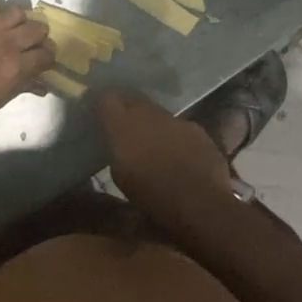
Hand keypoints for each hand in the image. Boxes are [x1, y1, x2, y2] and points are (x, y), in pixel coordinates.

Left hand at [0, 0, 54, 121]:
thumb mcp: (2, 98)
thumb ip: (25, 87)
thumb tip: (42, 85)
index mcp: (18, 65)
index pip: (47, 53)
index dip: (48, 56)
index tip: (43, 59)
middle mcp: (8, 42)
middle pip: (38, 27)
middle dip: (38, 36)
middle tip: (29, 42)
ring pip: (17, 9)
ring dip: (18, 18)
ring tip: (11, 26)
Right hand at [93, 88, 233, 205]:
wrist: (199, 203)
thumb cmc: (151, 194)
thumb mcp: (120, 175)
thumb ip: (116, 149)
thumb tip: (118, 143)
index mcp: (123, 125)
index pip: (107, 98)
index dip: (104, 104)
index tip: (102, 115)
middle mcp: (148, 114)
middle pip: (133, 99)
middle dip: (128, 110)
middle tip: (126, 128)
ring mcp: (175, 120)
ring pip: (158, 113)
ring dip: (153, 124)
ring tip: (154, 144)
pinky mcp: (198, 130)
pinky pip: (180, 127)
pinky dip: (175, 137)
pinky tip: (179, 155)